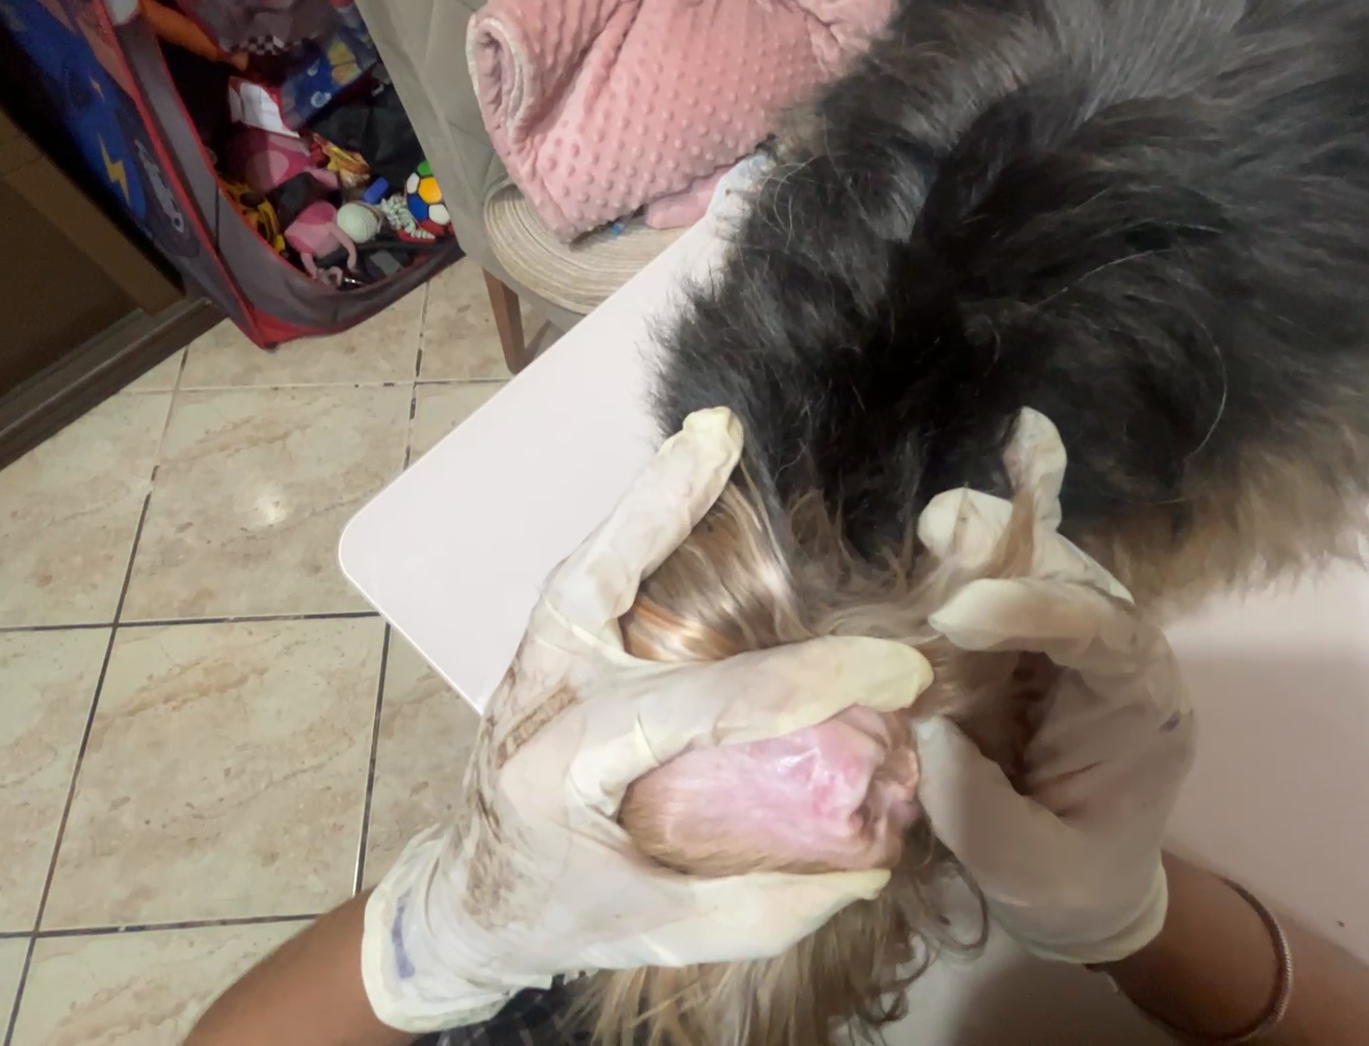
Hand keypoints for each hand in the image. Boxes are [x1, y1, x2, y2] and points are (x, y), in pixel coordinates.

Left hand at [362, 408, 934, 1031]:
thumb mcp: (653, 930)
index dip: (810, 683)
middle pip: (602, 584)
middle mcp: (541, 694)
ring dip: (652, 496)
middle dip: (673, 513)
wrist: (470, 898)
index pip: (705, 707)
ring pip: (594, 561)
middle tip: (724, 440)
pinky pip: (597, 573)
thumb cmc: (557, 913)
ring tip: (708, 438)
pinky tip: (683, 487)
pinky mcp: (549, 647)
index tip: (897, 673)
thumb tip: (868, 859)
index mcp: (563, 768)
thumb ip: (761, 904)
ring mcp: (538, 661)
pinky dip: (640, 524)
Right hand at [912, 408, 1195, 964]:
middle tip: (944, 520)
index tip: (959, 615)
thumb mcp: (1028, 870)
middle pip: (1075, 579)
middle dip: (1014, 546)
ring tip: (937, 521)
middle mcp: (1114, 659)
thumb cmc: (1069, 884)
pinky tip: (931, 540)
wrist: (1075, 889)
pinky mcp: (1016, 645)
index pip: (1109, 638)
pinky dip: (957, 565)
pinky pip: (993, 589)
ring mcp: (1062, 645)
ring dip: (984, 542)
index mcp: (1144, 710)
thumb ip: (976, 808)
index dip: (1037, 612)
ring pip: (1035, 570)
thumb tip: (922, 722)